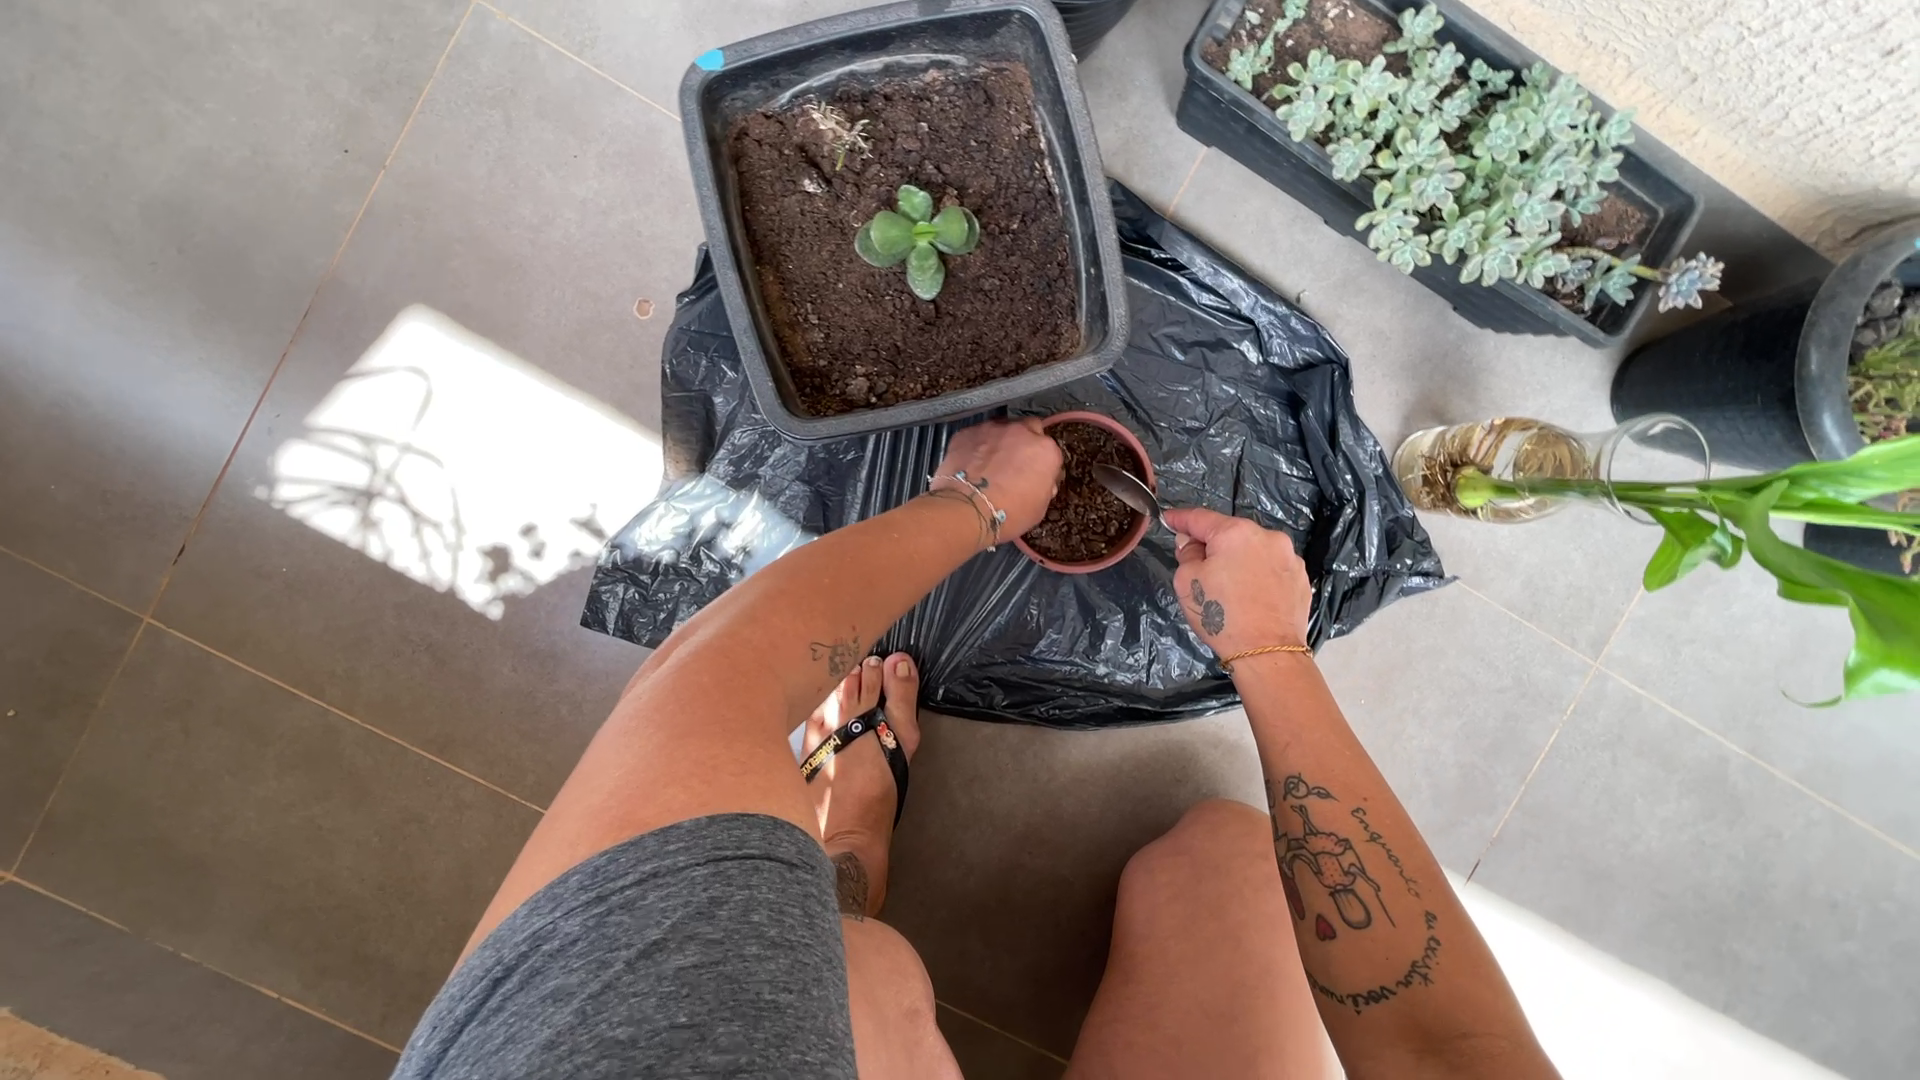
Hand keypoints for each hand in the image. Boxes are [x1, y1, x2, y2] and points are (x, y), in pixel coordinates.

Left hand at [929, 418, 1063, 538]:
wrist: (968, 510)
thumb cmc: (1010, 514)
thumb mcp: (1039, 507)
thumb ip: (1043, 485)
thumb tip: (1040, 481)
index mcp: (1045, 450)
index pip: (1049, 450)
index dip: (1040, 463)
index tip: (1033, 475)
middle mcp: (1021, 431)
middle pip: (1028, 428)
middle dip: (1024, 442)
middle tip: (1013, 463)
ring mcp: (992, 428)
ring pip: (1001, 428)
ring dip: (999, 441)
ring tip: (989, 463)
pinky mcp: (967, 432)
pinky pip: (976, 436)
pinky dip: (976, 446)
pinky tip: (970, 464)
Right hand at [1163, 506, 1310, 658]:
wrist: (1267, 652)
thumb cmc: (1221, 616)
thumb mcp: (1187, 582)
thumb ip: (1186, 554)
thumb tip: (1192, 544)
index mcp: (1235, 533)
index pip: (1200, 518)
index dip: (1181, 519)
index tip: (1168, 519)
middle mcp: (1267, 536)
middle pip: (1230, 533)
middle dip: (1212, 544)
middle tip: (1196, 563)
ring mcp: (1289, 557)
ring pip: (1253, 550)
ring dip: (1237, 559)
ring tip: (1228, 584)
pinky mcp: (1301, 578)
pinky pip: (1271, 567)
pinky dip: (1257, 574)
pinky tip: (1250, 595)